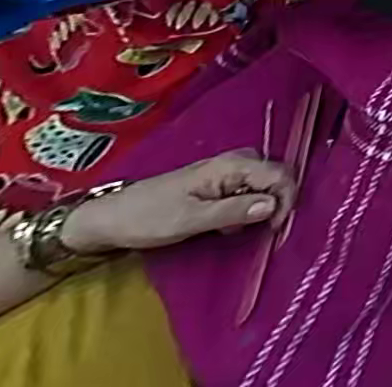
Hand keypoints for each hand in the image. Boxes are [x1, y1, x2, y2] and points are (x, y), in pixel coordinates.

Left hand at [58, 151, 295, 255]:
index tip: (275, 228)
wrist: (105, 219)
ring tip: (239, 228)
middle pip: (277, 176)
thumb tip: (273, 206)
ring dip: (261, 206)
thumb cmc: (146, 218)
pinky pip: (252, 188)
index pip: (281, 175)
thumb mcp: (189, 220)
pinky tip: (230, 223)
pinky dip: (249, 206)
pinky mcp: (223, 179)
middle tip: (261, 231)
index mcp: (235, 165)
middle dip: (276, 202)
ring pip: (266, 183)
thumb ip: (234, 211)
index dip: (286, 200)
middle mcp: (240, 160)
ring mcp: (231, 168)